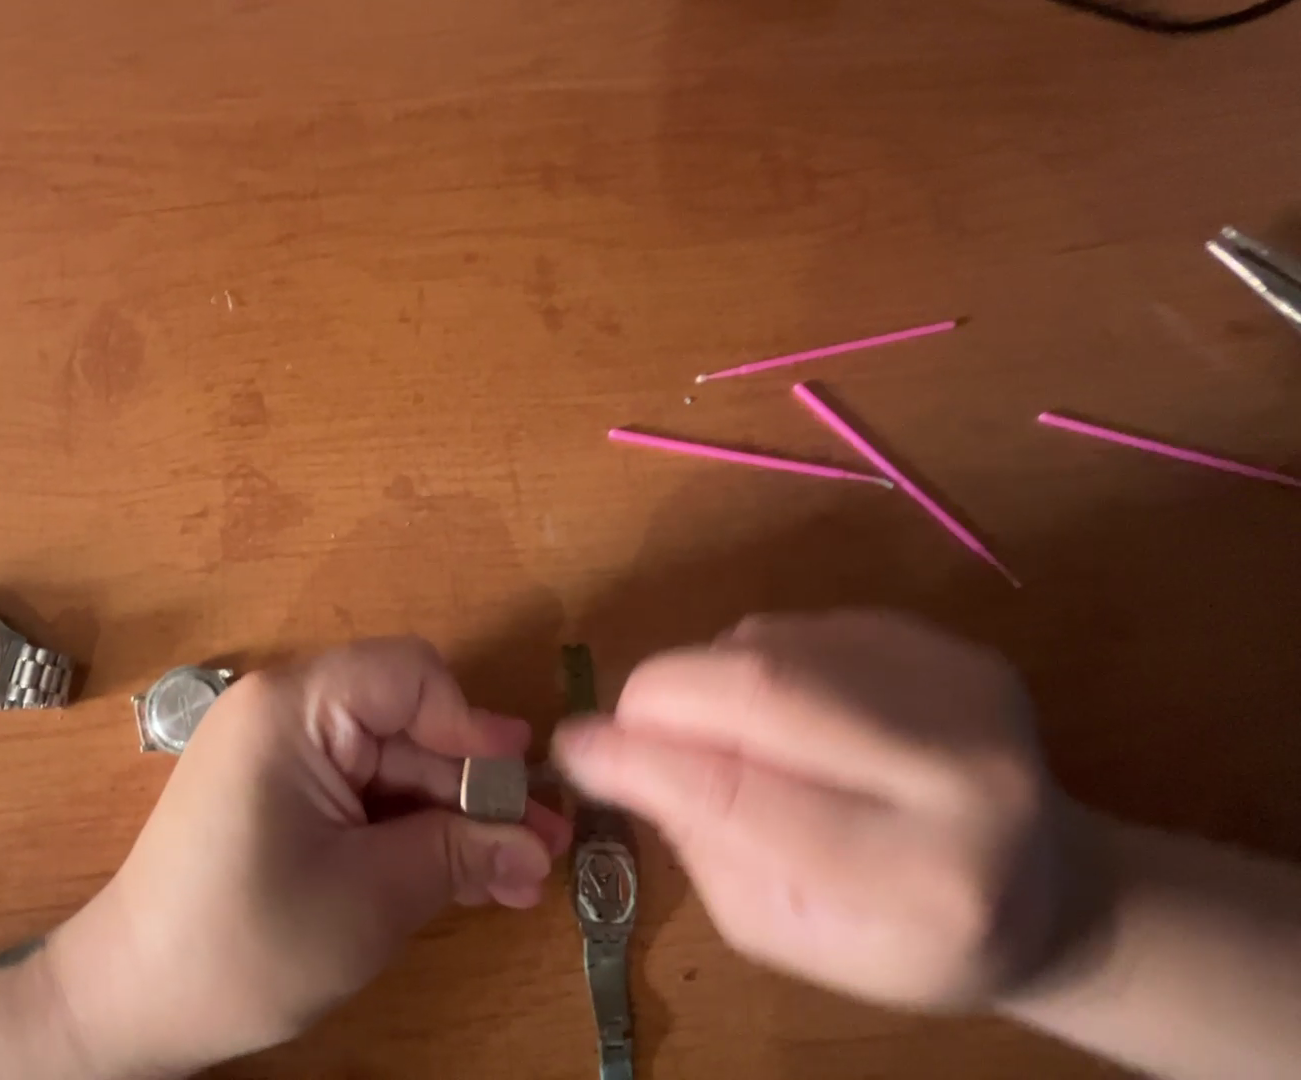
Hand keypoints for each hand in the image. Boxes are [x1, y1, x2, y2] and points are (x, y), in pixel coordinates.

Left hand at [49, 638, 571, 1076]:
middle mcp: (285, 710)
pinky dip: (411, 828)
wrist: (133, 998)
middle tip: (540, 846)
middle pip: (406, 722)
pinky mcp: (284, 791)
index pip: (408, 674)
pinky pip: (363, 791)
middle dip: (472, 784)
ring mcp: (282, 752)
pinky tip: (463, 874)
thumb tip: (540, 845)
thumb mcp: (371, 898)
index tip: (520, 784)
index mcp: (291, 707)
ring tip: (516, 874)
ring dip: (452, 814)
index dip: (471, 723)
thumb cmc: (245, 942)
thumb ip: (460, 854)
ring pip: (393, 763)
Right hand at [553, 610, 1075, 1010]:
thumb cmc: (892, 934)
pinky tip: (784, 715)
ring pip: (761, 646)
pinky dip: (748, 666)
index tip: (572, 745)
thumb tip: (610, 747)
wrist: (1048, 887)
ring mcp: (958, 687)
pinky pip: (789, 629)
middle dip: (658, 696)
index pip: (740, 793)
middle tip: (625, 727)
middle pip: (759, 685)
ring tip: (731, 740)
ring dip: (704, 684)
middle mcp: (956, 768)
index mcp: (915, 876)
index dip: (638, 759)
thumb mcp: (777, 927)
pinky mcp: (942, 641)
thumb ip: (696, 837)